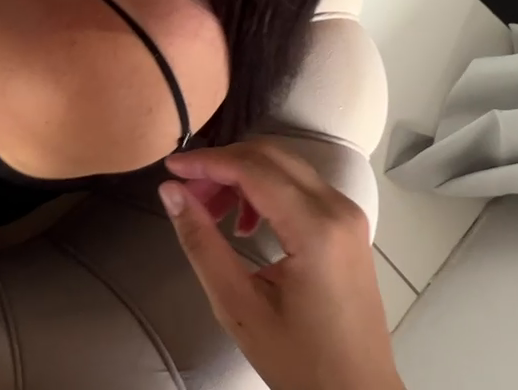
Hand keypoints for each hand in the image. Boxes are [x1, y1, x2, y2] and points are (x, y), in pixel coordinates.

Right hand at [159, 140, 403, 389]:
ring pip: (283, 165)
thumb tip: (169, 190)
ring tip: (210, 211)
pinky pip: (299, 184)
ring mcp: (348, 214)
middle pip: (269, 156)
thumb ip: (201, 242)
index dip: (206, 161)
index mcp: (316, 228)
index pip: (252, 168)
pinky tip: (244, 223)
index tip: (169, 167)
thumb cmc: (299, 360)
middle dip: (222, 164)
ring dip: (241, 175)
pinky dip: (264, 188)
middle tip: (187, 192)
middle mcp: (338, 208)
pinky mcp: (347, 225)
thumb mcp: (238, 306)